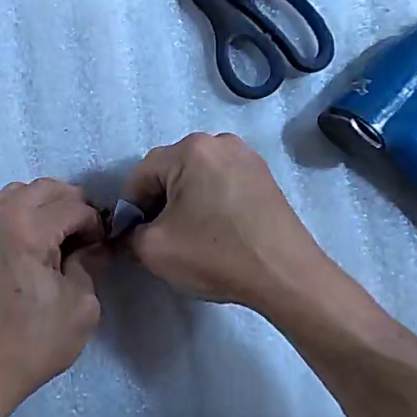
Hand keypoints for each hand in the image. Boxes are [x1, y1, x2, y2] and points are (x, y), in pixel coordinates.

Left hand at [0, 179, 105, 413]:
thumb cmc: (33, 341)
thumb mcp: (81, 305)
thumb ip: (90, 263)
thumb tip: (94, 245)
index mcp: (28, 229)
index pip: (74, 206)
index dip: (95, 224)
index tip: (100, 248)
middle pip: (45, 187)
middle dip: (72, 204)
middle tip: (84, 235)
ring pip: (19, 192)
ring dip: (44, 205)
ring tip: (57, 236)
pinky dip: (20, 213)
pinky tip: (31, 242)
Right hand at [121, 133, 335, 314]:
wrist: (285, 274)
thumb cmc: (216, 255)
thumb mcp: (154, 249)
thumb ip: (131, 234)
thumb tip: (134, 231)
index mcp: (191, 149)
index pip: (141, 174)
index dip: (131, 208)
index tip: (134, 237)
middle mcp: (220, 142)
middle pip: (171, 171)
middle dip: (158, 203)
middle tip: (160, 238)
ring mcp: (247, 157)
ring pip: (198, 177)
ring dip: (185, 202)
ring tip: (189, 236)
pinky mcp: (264, 177)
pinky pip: (222, 183)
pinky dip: (210, 202)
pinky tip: (215, 231)